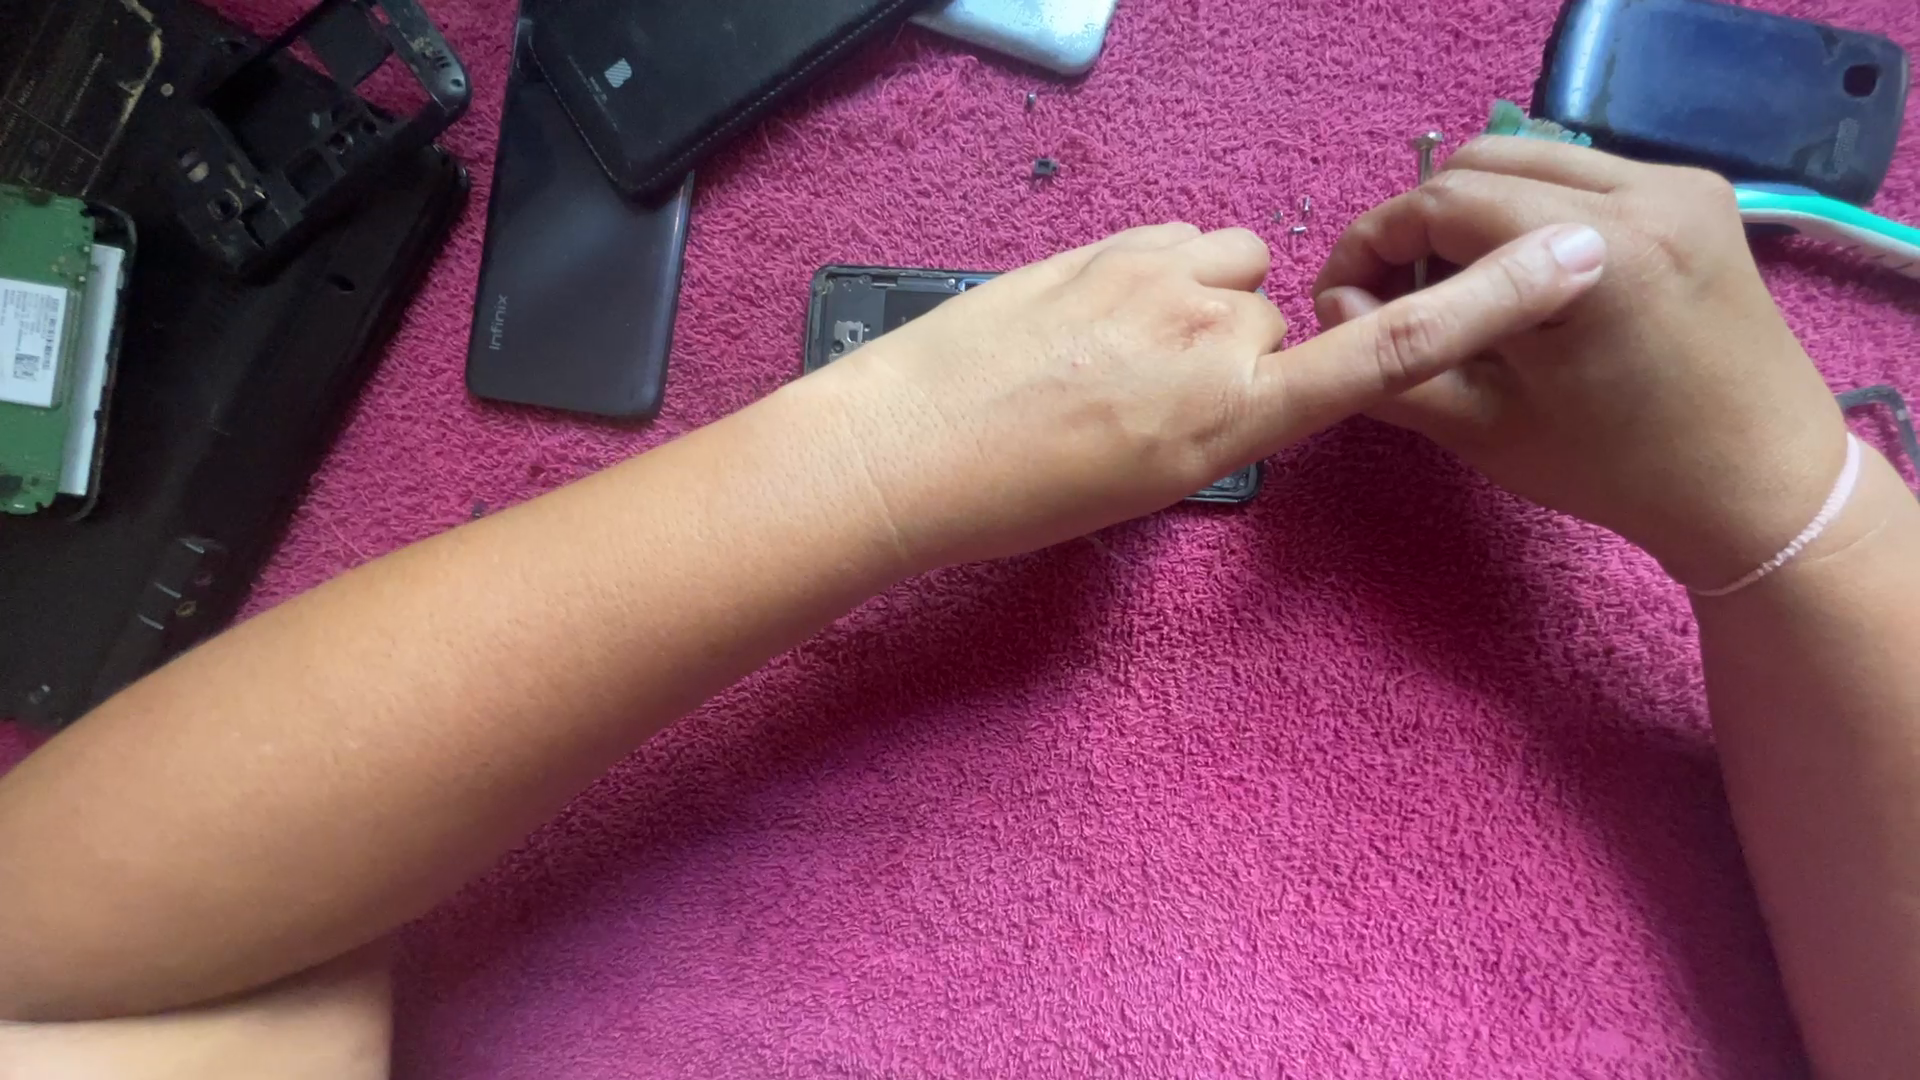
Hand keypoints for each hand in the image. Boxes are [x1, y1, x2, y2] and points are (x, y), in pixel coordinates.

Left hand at [797, 220, 1606, 571]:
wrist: (906, 451)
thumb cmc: (1013, 500)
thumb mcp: (1132, 493)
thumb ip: (1206, 433)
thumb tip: (1229, 389)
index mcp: (1227, 421)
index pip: (1376, 356)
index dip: (1471, 311)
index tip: (1561, 263)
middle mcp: (1211, 336)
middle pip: (1277, 318)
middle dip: (1239, 348)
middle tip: (1155, 389)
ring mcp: (1155, 277)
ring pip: (1230, 267)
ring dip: (1204, 299)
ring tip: (1129, 345)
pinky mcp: (1101, 247)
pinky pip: (1172, 243)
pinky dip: (1157, 273)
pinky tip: (1099, 312)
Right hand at [1313, 137, 1852, 590]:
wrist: (1747, 478)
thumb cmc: (1603, 466)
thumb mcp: (1473, 427)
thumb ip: (1390, 361)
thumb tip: (1330, 307)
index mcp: (1597, 256)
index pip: (1440, 204)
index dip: (1365, 245)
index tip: (1333, 301)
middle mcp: (1646, 193)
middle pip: (1476, 166)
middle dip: (1406, 229)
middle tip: (1381, 299)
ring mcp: (1675, 184)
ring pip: (1519, 161)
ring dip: (1453, 219)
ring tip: (1435, 290)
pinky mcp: (1686, 195)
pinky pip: (1563, 177)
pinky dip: (1505, 216)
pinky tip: (1494, 277)